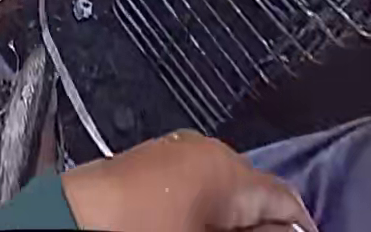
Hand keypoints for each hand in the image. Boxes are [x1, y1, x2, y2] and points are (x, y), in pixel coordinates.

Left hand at [61, 130, 316, 231]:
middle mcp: (204, 148)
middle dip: (262, 223)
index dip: (300, 228)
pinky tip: (196, 228)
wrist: (69, 226)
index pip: (285, 199)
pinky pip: (192, 188)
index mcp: (226, 166)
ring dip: (232, 220)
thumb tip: (287, 230)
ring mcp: (173, 151)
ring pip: (222, 190)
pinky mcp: (148, 164)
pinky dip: (203, 211)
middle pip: (254, 191)